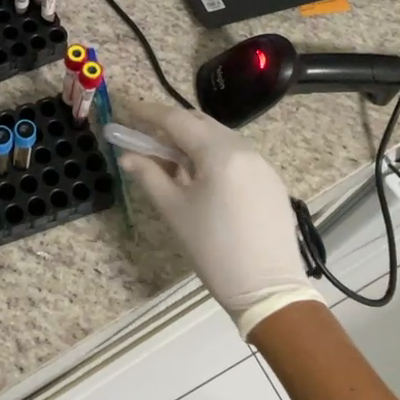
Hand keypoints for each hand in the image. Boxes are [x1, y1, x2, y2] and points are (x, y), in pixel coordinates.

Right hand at [116, 98, 322, 339]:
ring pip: (221, 139)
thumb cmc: (213, 250)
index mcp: (219, 153)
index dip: (149, 113)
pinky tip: (203, 181)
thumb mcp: (175, 210)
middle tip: (146, 139)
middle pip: (201, 124)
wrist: (267, 290)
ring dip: (194, 143)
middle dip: (172, 126)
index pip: (177, 120)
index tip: (127, 109)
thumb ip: (149, 175)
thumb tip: (127, 157)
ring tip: (173, 164)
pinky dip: (215, 158)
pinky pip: (238, 157)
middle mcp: (244, 149)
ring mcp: (263, 164)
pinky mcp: (272, 182)